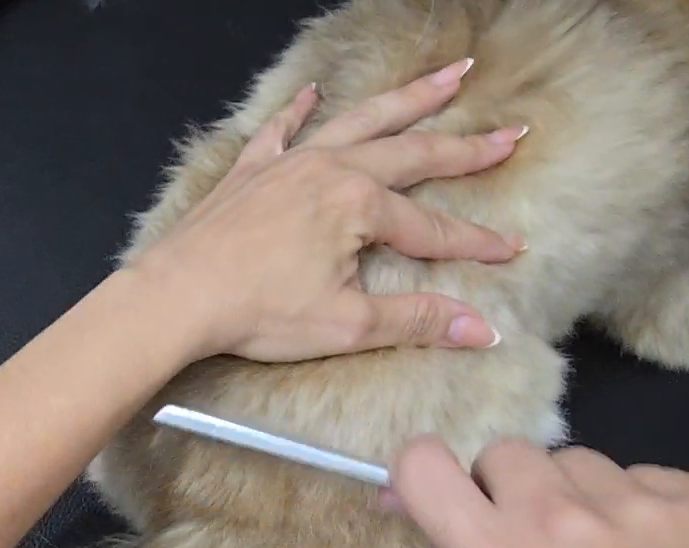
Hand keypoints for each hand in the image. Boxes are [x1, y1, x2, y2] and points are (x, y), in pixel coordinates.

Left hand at [128, 60, 525, 364]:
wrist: (178, 296)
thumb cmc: (256, 313)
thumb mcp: (344, 325)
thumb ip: (414, 320)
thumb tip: (482, 331)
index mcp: (358, 206)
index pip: (430, 228)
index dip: (472, 243)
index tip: (511, 249)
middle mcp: (329, 170)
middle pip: (410, 155)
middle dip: (464, 149)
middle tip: (509, 133)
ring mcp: (287, 165)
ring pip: (359, 122)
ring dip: (407, 101)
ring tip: (451, 75)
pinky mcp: (248, 173)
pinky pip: (279, 130)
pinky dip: (298, 111)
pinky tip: (313, 93)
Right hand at [384, 438, 688, 547]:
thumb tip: (417, 504)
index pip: (423, 464)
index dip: (421, 470)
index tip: (444, 493)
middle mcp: (558, 515)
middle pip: (504, 451)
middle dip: (509, 486)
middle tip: (536, 532)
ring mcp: (638, 501)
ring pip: (579, 461)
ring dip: (579, 495)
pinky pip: (647, 477)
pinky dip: (643, 506)